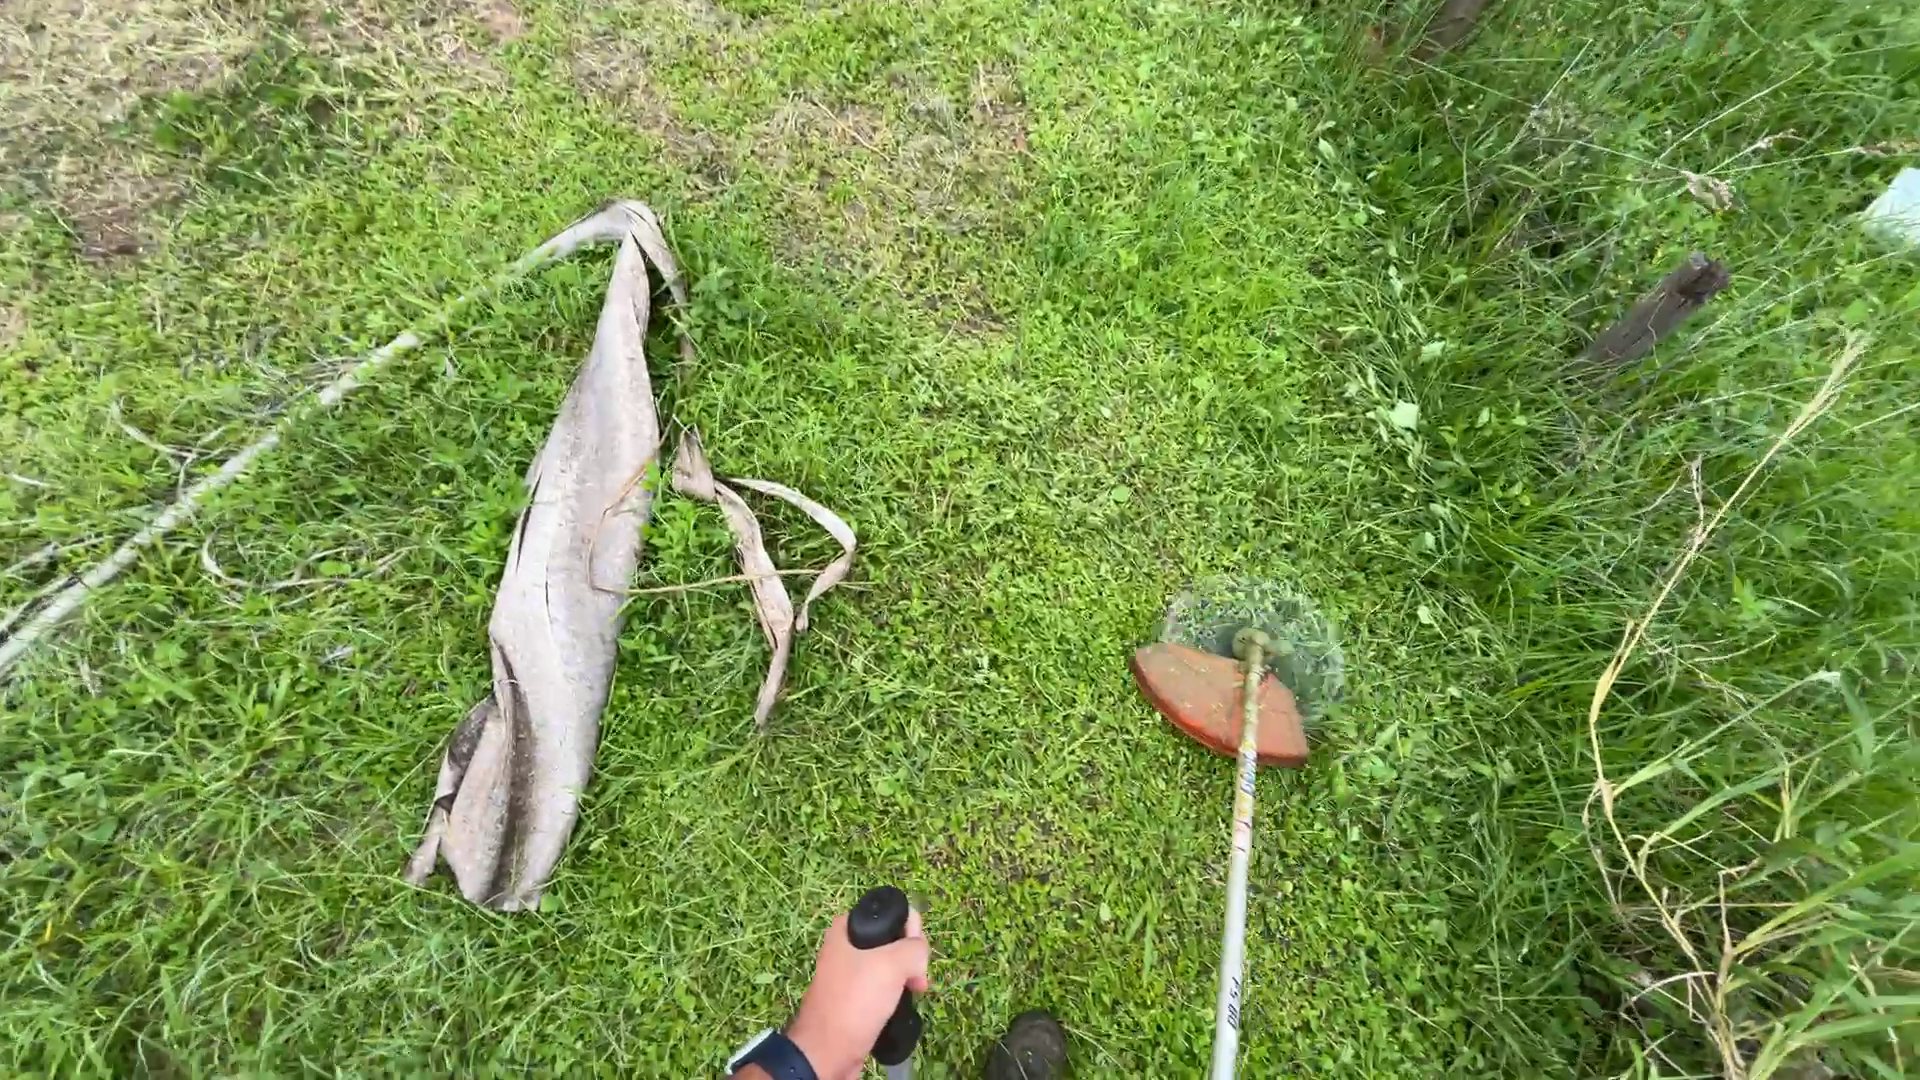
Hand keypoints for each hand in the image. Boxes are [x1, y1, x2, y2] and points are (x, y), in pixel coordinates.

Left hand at [784, 908, 929, 1079]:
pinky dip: (897, 991)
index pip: (891, 912)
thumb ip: (914, 948)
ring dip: (908, 975)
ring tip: (915, 991)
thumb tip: (920, 955)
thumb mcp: (891, 964)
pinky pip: (883, 985)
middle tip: (916, 976)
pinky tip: (904, 1001)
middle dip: (912, 956)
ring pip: (891, 964)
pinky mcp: (855, 997)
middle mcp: (846, 945)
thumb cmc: (856, 1000)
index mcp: (847, 927)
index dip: (910, 928)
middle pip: (894, 938)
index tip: (915, 953)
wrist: (827, 1054)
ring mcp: (850, 973)